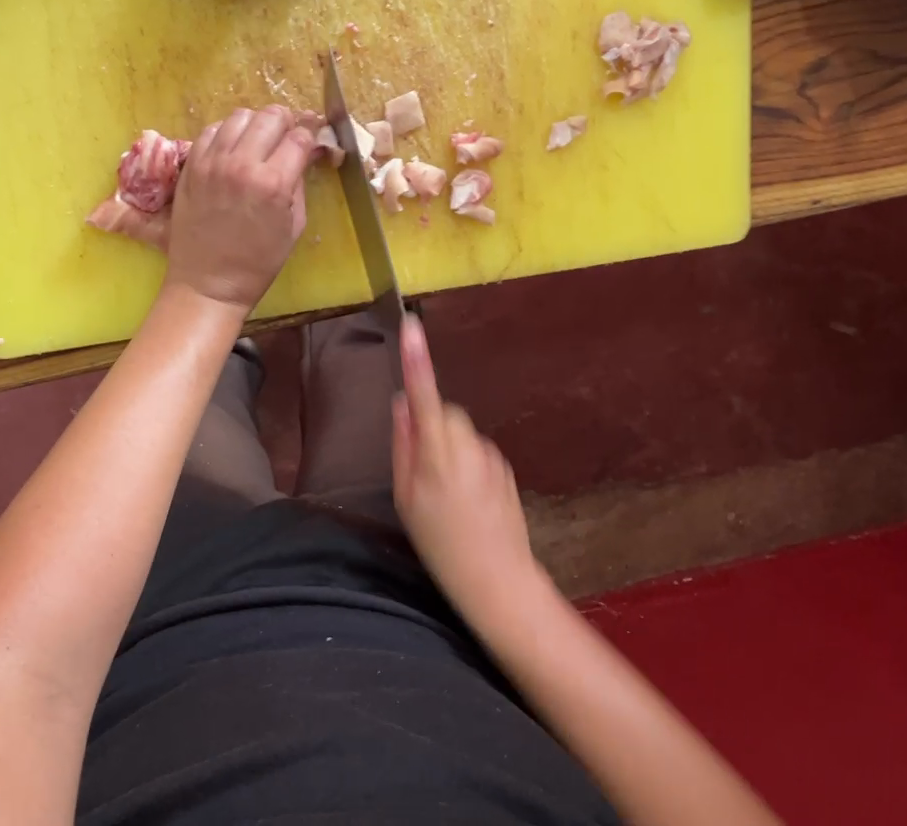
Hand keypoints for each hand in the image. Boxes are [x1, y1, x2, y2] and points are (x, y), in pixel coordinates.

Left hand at [165, 106, 312, 311]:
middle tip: (284, 140)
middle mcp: (242, 164)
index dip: (308, 139)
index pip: (299, 137)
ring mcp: (213, 162)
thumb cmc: (258, 262)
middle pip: (271, 116)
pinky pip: (212, 130)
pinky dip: (227, 134)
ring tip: (256, 143)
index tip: (307, 147)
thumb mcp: (294, 225)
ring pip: (240, 116)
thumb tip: (304, 154)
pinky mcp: (192, 165)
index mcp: (273, 183)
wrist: (209, 282)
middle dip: (284, 124)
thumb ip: (299, 183)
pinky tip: (231, 151)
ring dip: (255, 125)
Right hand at [392, 314, 539, 610]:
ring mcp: (491, 456)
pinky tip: (467, 500)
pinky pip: (477, 451)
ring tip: (446, 494)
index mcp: (437, 453)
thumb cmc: (440, 542)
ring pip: (461, 432)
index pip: (424, 395)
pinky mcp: (505, 468)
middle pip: (445, 413)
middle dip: (433, 428)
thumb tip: (401, 403)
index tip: (412, 326)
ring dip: (450, 448)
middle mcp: (468, 445)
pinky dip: (467, 464)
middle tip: (421, 472)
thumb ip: (402, 445)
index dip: (417, 360)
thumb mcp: (406, 498)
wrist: (497, 579)